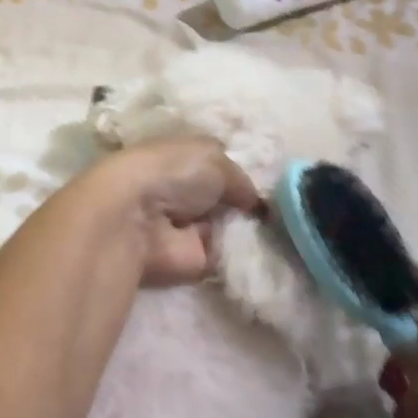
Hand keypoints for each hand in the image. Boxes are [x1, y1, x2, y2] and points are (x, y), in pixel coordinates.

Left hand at [56, 138, 262, 286]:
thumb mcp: (214, 157)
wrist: (137, 218)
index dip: (235, 171)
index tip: (267, 180)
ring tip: (278, 225)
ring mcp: (185, 227)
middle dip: (245, 202)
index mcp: (176, 159)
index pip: (211, 164)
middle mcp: (179, 192)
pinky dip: (242, 252)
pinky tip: (266, 247)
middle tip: (280, 205)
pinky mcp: (193, 260)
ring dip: (248, 228)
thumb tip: (254, 201)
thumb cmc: (171, 172)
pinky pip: (226, 254)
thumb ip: (239, 178)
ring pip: (227, 227)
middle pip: (221, 198)